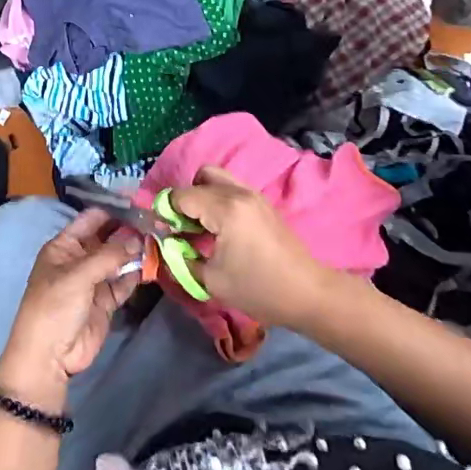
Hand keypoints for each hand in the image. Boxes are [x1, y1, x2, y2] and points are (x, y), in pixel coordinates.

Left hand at [0, 209, 141, 401]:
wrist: (49, 357)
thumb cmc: (54, 307)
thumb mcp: (78, 276)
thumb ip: (109, 255)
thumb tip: (138, 239)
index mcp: (64, 247)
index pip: (91, 220)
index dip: (114, 211)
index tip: (142, 205)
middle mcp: (80, 259)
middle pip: (109, 238)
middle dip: (130, 232)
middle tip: (158, 224)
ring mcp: (94, 280)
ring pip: (120, 259)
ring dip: (137, 252)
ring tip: (161, 242)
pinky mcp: (106, 300)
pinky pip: (125, 281)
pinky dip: (137, 274)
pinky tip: (153, 265)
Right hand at [169, 166, 333, 329]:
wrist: (307, 292)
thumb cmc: (258, 288)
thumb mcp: (211, 280)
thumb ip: (181, 259)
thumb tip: (165, 247)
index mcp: (225, 208)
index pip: (182, 195)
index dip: (166, 213)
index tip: (164, 234)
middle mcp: (239, 193)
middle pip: (201, 177)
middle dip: (186, 199)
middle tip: (184, 227)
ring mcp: (254, 195)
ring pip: (218, 178)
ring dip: (204, 197)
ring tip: (202, 229)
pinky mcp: (263, 203)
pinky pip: (232, 189)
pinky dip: (219, 200)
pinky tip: (220, 231)